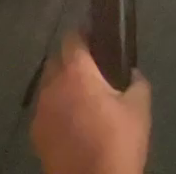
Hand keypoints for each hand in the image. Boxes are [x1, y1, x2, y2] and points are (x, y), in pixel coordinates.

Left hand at [30, 35, 151, 173]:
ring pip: (48, 86)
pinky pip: (45, 110)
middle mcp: (52, 85)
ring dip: (62, 86)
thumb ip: (137, 82)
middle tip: (92, 71)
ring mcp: (40, 111)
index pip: (72, 37)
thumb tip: (132, 72)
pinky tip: (72, 122)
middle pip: (57, 59)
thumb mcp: (139, 108)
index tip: (96, 38)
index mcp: (76, 72)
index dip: (84, 34)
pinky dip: (56, 110)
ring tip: (81, 99)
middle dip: (71, 60)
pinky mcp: (35, 135)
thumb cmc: (117, 142)